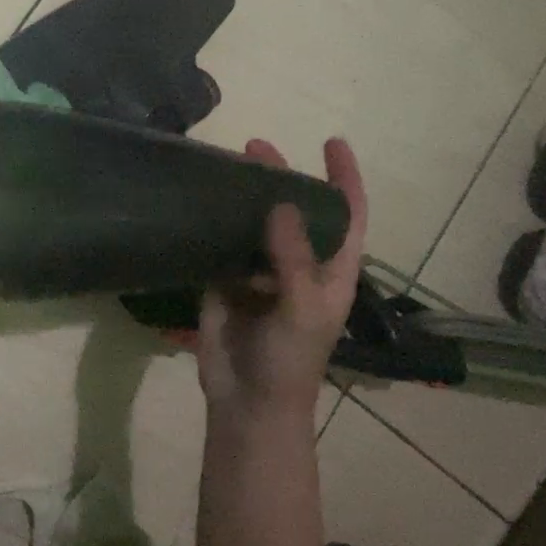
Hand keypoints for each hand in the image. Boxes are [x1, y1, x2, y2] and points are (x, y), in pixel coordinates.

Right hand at [195, 137, 365, 420]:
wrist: (248, 403)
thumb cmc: (290, 360)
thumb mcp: (302, 308)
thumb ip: (292, 257)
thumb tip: (282, 202)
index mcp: (331, 271)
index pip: (347, 216)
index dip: (344, 178)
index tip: (332, 142)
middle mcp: (297, 265)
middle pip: (294, 210)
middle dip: (281, 176)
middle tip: (254, 146)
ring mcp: (258, 272)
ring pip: (254, 223)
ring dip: (243, 195)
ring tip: (225, 164)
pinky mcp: (223, 282)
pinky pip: (220, 244)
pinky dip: (213, 221)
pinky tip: (198, 200)